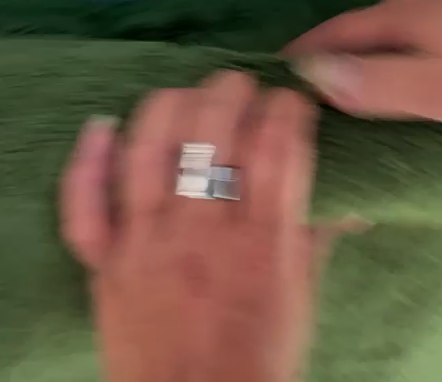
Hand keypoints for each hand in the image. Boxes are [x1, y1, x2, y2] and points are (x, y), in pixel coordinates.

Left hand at [61, 71, 347, 381]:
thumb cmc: (257, 358)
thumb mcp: (302, 297)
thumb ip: (319, 236)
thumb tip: (358, 198)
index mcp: (261, 241)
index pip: (278, 144)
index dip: (287, 106)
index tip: (291, 98)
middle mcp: (201, 231)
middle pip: (212, 131)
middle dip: (232, 91)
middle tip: (242, 86)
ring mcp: (145, 242)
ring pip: (149, 149)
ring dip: (169, 106)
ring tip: (187, 94)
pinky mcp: (103, 262)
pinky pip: (84, 206)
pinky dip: (86, 162)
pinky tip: (101, 125)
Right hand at [283, 0, 441, 131]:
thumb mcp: (439, 91)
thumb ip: (377, 85)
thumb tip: (314, 74)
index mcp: (408, 17)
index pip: (342, 32)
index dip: (311, 49)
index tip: (282, 66)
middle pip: (371, 19)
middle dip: (341, 41)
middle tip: (319, 68)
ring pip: (406, 14)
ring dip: (378, 36)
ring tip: (368, 58)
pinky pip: (436, 15)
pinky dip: (414, 32)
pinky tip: (432, 43)